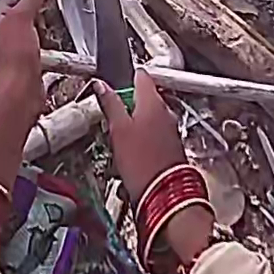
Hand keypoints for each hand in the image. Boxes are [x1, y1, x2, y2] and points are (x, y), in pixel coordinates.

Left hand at [0, 0, 47, 106]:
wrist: (21, 89)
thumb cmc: (15, 56)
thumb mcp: (23, 18)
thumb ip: (30, 0)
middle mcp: (5, 33)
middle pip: (22, 12)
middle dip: (36, 9)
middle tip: (45, 8)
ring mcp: (16, 47)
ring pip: (32, 30)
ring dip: (42, 27)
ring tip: (48, 26)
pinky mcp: (28, 61)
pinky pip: (40, 47)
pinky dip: (47, 44)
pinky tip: (52, 46)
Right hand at [94, 69, 188, 200]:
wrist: (167, 199)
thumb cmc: (142, 163)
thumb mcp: (118, 129)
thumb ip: (110, 103)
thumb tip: (101, 84)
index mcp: (153, 102)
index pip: (140, 75)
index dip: (125, 76)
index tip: (111, 85)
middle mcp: (166, 112)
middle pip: (144, 95)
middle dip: (127, 102)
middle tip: (111, 115)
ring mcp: (171, 130)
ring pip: (148, 115)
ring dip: (134, 121)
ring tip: (119, 136)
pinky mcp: (172, 147)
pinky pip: (154, 132)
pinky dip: (142, 136)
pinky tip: (132, 150)